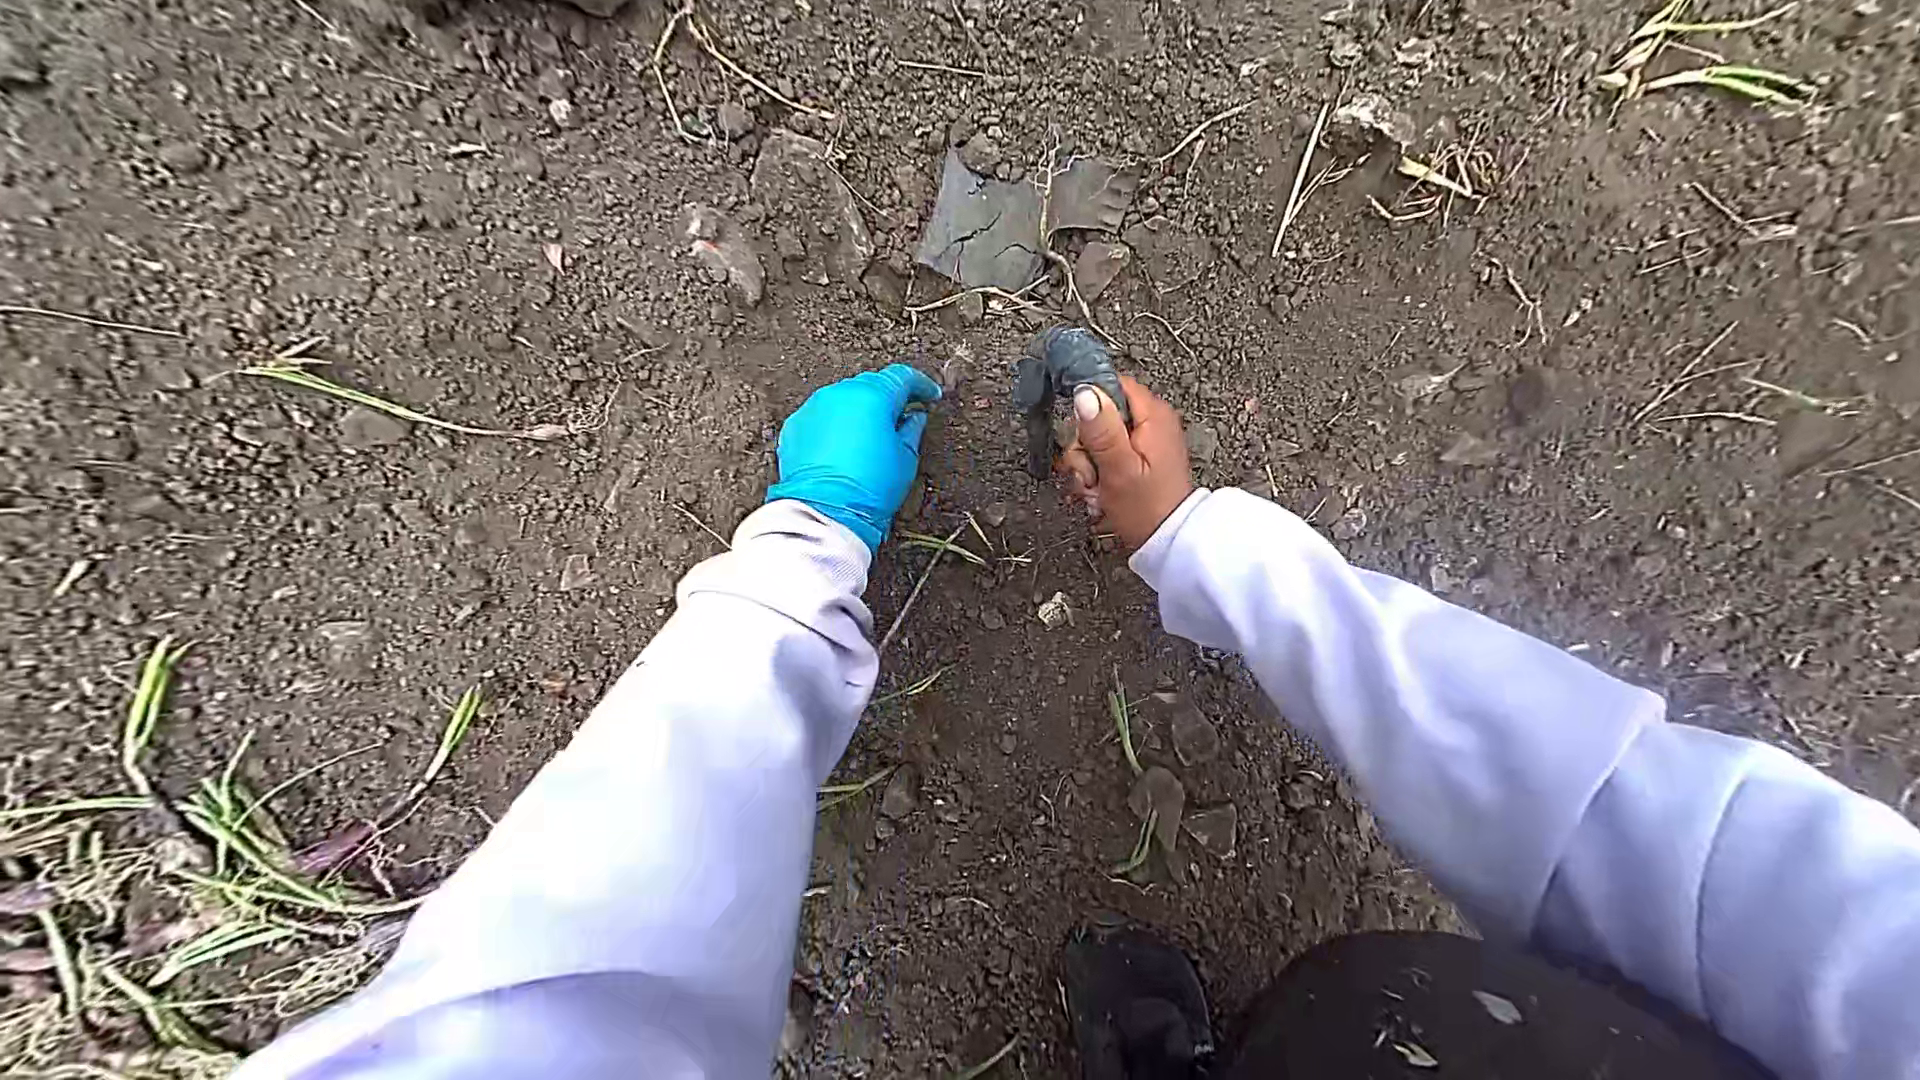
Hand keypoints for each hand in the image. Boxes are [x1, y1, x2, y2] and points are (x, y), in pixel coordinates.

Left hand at [767, 363, 942, 552]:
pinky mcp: (795, 428)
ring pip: (843, 401)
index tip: (930, 396)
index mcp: (872, 395)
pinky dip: (835, 428)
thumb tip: (914, 416)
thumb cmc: (871, 487)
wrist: (826, 512)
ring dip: (859, 413)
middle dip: (888, 399)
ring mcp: (813, 409)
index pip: (902, 377)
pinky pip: (821, 419)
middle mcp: (839, 394)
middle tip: (903, 418)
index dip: (921, 385)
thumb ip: (912, 429)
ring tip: (871, 438)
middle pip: (871, 386)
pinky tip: (844, 450)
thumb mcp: (906, 458)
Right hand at [1059, 375, 1193, 549]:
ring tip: (1096, 488)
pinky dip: (1095, 473)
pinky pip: (1103, 455)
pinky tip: (1099, 491)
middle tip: (1092, 472)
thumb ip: (1101, 430)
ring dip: (1086, 465)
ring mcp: (1142, 441)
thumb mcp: (1119, 468)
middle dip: (1083, 446)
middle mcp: (1149, 422)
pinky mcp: (1134, 458)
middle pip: (1098, 415)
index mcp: (1152, 416)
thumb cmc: (1148, 509)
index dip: (1089, 404)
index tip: (1080, 431)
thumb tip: (1084, 393)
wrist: (1166, 542)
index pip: (1111, 385)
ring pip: (1095, 439)